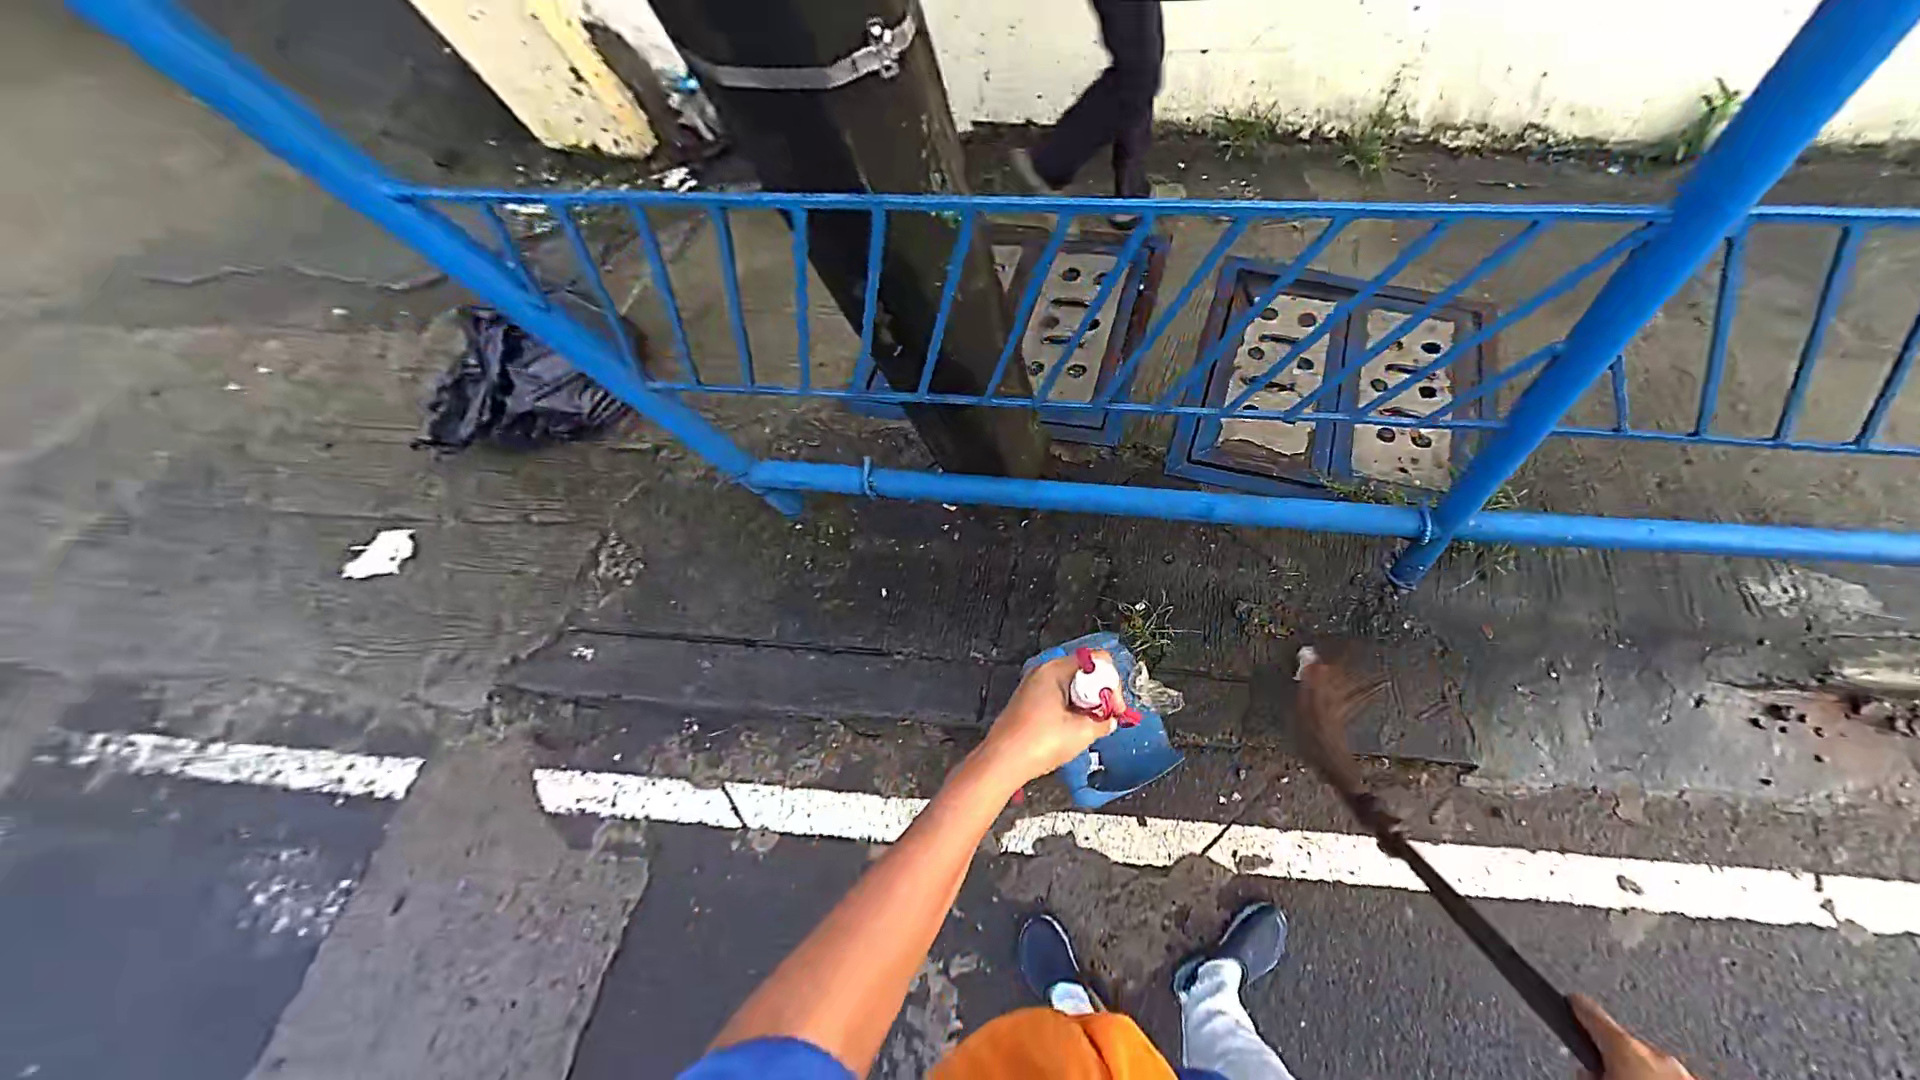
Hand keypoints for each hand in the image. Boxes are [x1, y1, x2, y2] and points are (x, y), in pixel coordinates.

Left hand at [975, 653, 1117, 788]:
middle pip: (1084, 672)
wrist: (1003, 761)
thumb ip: (1104, 721)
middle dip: (1100, 695)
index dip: (1112, 684)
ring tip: (1090, 727)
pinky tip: (1072, 730)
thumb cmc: (1039, 742)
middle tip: (1107, 719)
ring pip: (1072, 686)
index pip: (1097, 661)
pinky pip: (1059, 696)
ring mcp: (1034, 685)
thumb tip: (1110, 719)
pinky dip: (1071, 709)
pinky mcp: (1029, 701)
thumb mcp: (1082, 732)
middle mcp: (1043, 671)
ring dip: (1087, 704)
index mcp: (1055, 670)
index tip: (1115, 709)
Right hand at [1571, 995, 1695, 1079]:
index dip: (1575, 1009)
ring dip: (1644, 1077)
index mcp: (1623, 1046)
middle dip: (1616, 1059)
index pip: (1588, 1010)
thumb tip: (1587, 1072)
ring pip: (1655, 1067)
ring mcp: (1688, 1076)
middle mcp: (1658, 1056)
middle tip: (1607, 1077)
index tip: (1571, 1005)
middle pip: (1624, 1044)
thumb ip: (1587, 1075)